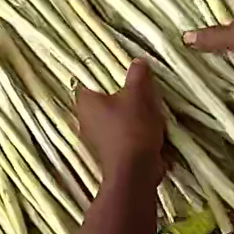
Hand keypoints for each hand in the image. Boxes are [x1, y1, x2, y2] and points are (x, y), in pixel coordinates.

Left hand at [75, 60, 166, 187]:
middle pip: (101, 102)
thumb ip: (138, 75)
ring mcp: (95, 141)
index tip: (119, 74)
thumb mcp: (139, 94)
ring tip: (148, 110)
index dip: (101, 75)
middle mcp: (83, 121)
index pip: (86, 81)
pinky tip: (149, 130)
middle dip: (118, 97)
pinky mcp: (109, 155)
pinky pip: (120, 136)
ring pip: (111, 120)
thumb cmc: (132, 128)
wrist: (135, 172)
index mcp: (84, 103)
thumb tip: (138, 61)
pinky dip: (132, 133)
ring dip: (127, 116)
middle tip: (138, 90)